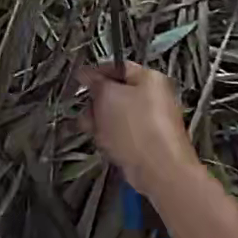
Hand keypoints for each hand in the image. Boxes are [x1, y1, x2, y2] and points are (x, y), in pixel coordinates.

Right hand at [78, 62, 200, 195]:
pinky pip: (123, 133)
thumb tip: (86, 73)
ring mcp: (152, 121)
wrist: (159, 170)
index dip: (95, 73)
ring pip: (116, 115)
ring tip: (94, 131)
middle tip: (87, 112)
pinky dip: (111, 137)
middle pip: (115, 92)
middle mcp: (154, 96)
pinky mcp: (147, 142)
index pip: (118, 67)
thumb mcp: (107, 96)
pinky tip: (106, 145)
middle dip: (96, 102)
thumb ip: (95, 82)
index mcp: (149, 78)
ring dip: (100, 122)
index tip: (79, 82)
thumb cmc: (134, 127)